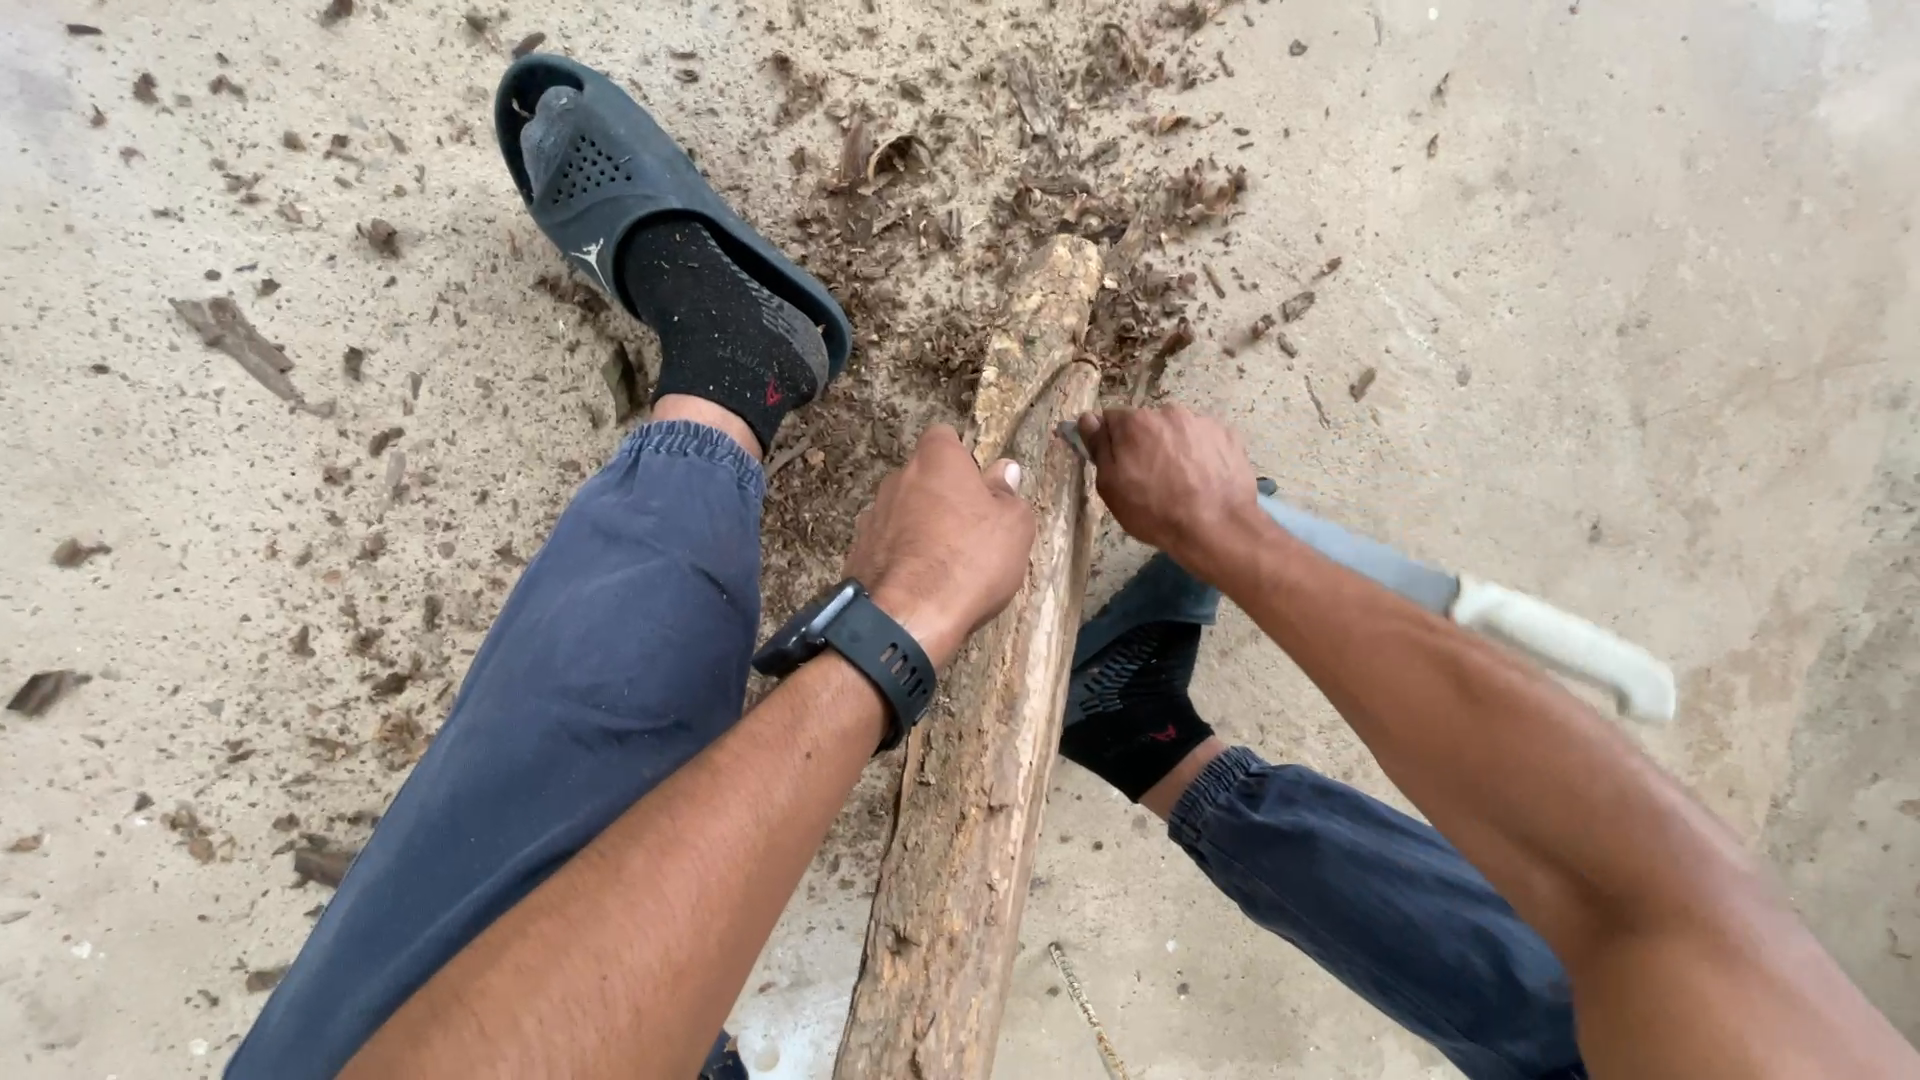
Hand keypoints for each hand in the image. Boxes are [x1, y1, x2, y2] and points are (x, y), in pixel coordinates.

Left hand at [846, 425, 1035, 666]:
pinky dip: (901, 556)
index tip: (978, 487)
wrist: (908, 616)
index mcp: (935, 459)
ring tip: (943, 563)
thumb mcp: (1013, 526)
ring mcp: (872, 515)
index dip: (962, 459)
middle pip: (922, 477)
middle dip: (941, 496)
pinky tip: (918, 583)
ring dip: (920, 527)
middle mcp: (897, 478)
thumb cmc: (970, 560)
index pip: (944, 437)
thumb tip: (1004, 470)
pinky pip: (887, 544)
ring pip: (903, 511)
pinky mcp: (857, 551)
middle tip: (968, 531)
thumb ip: (1008, 494)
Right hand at [1076, 406, 1258, 572]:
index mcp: (1135, 422)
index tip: (1118, 465)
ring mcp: (1202, 422)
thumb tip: (1087, 418)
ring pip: (1176, 431)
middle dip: (1143, 444)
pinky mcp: (1228, 435)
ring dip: (1172, 448)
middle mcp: (1168, 412)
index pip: (1110, 419)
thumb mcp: (1111, 486)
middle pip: (1146, 424)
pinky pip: (1203, 440)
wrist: (1216, 528)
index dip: (1110, 442)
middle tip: (1149, 479)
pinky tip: (1202, 480)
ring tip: (1180, 482)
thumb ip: (1098, 447)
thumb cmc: (1154, 511)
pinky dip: (1199, 454)